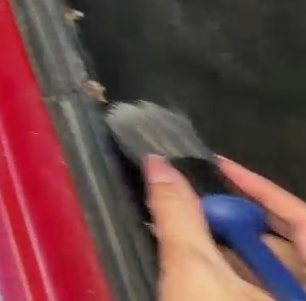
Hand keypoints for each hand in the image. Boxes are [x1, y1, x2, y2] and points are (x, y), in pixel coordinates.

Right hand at [149, 155, 305, 299]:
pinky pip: (276, 291)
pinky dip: (243, 277)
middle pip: (294, 249)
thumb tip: (160, 165)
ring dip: (236, 252)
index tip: (215, 165)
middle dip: (239, 224)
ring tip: (191, 245)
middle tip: (190, 209)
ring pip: (285, 273)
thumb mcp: (194, 273)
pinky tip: (208, 273)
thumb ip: (178, 215)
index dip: (260, 189)